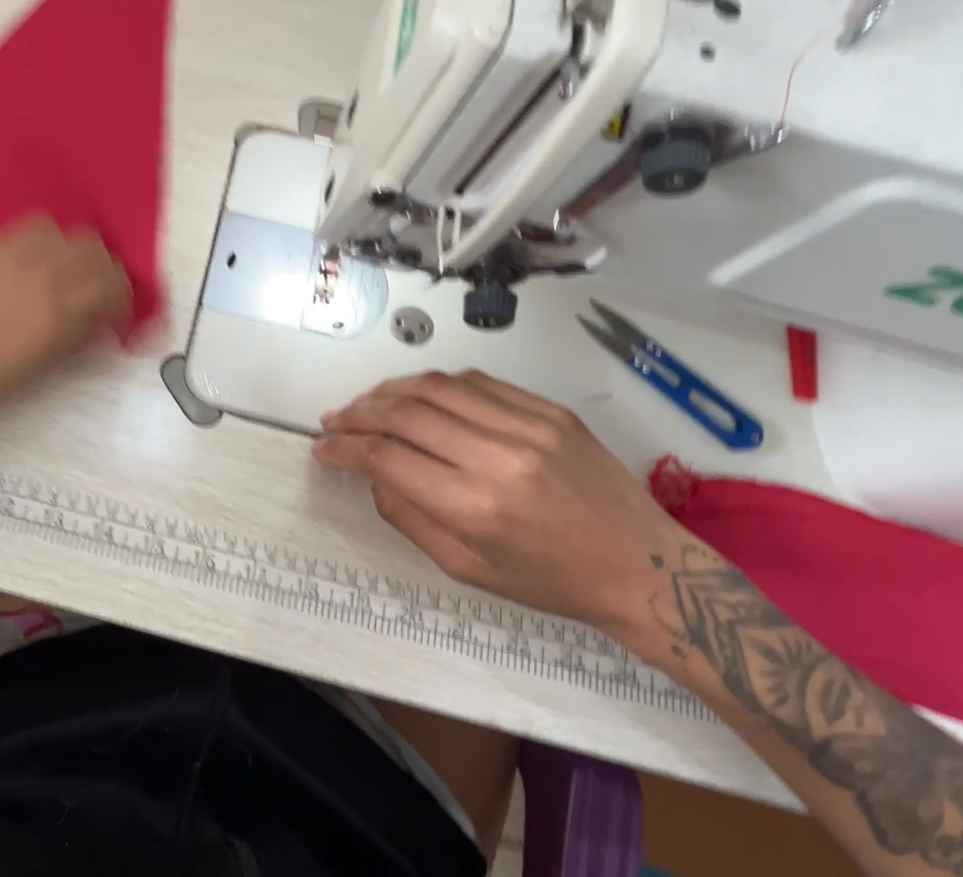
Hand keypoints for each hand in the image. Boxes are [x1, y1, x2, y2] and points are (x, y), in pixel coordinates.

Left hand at [0, 215, 130, 442]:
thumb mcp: (27, 376)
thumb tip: (93, 323)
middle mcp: (33, 268)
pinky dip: (19, 252)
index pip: (114, 282)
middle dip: (96, 269)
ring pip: (50, 229)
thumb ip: (67, 341)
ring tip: (44, 281)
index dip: (119, 299)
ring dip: (59, 251)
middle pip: (90, 245)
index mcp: (56, 308)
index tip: (111, 317)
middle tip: (84, 297)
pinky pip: (7, 236)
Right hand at [312, 370, 690, 635]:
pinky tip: (420, 395)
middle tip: (334, 419)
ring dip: (391, 390)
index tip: (322, 446)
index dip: (344, 447)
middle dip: (357, 412)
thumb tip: (374, 475)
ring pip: (437, 386)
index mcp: (474, 506)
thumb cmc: (550, 579)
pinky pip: (479, 382)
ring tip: (368, 402)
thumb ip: (410, 518)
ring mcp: (528, 426)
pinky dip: (438, 384)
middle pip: (405, 412)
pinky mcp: (550, 410)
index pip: (386, 457)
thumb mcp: (466, 567)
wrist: (640, 564)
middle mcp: (498, 457)